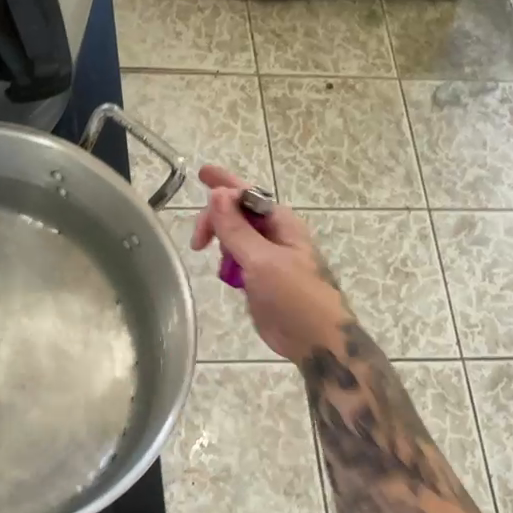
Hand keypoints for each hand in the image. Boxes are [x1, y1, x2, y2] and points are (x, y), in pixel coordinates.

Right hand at [191, 164, 350, 363]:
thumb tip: (217, 193)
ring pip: (235, 237)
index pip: (248, 193)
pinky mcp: (260, 278)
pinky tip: (225, 275)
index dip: (224, 183)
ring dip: (221, 242)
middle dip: (215, 220)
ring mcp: (267, 257)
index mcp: (281, 223)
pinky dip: (227, 263)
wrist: (315, 339)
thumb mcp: (262, 260)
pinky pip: (237, 260)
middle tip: (198, 243)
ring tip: (213, 258)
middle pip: (237, 214)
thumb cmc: (295, 297)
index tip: (201, 173)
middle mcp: (274, 235)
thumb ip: (236, 229)